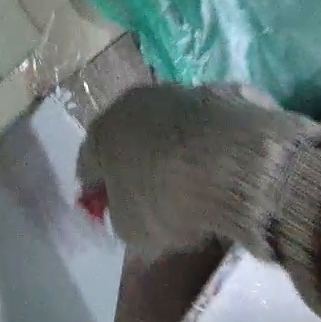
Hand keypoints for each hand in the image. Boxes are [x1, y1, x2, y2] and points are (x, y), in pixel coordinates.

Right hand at [76, 83, 320, 256]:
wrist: (232, 160)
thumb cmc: (166, 197)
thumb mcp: (131, 229)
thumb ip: (122, 215)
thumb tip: (128, 209)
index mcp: (102, 132)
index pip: (88, 164)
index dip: (98, 191)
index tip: (111, 211)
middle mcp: (134, 102)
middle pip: (129, 138)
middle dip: (137, 165)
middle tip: (153, 197)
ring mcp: (179, 92)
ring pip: (168, 126)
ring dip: (174, 149)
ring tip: (195, 183)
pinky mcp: (220, 93)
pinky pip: (206, 125)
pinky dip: (209, 142)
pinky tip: (223, 167)